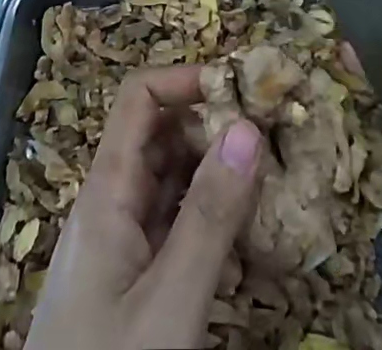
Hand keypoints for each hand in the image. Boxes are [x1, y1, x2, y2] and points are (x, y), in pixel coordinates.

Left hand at [26, 66, 264, 349]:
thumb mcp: (168, 302)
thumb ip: (209, 217)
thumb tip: (248, 127)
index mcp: (106, 190)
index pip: (139, 99)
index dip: (187, 79)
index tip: (244, 87)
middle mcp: (110, 201)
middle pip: (159, 133)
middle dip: (213, 122)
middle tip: (275, 130)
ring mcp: (121, 237)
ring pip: (171, 176)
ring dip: (217, 167)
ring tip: (273, 169)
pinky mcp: (132, 272)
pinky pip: (174, 220)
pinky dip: (210, 212)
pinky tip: (246, 226)